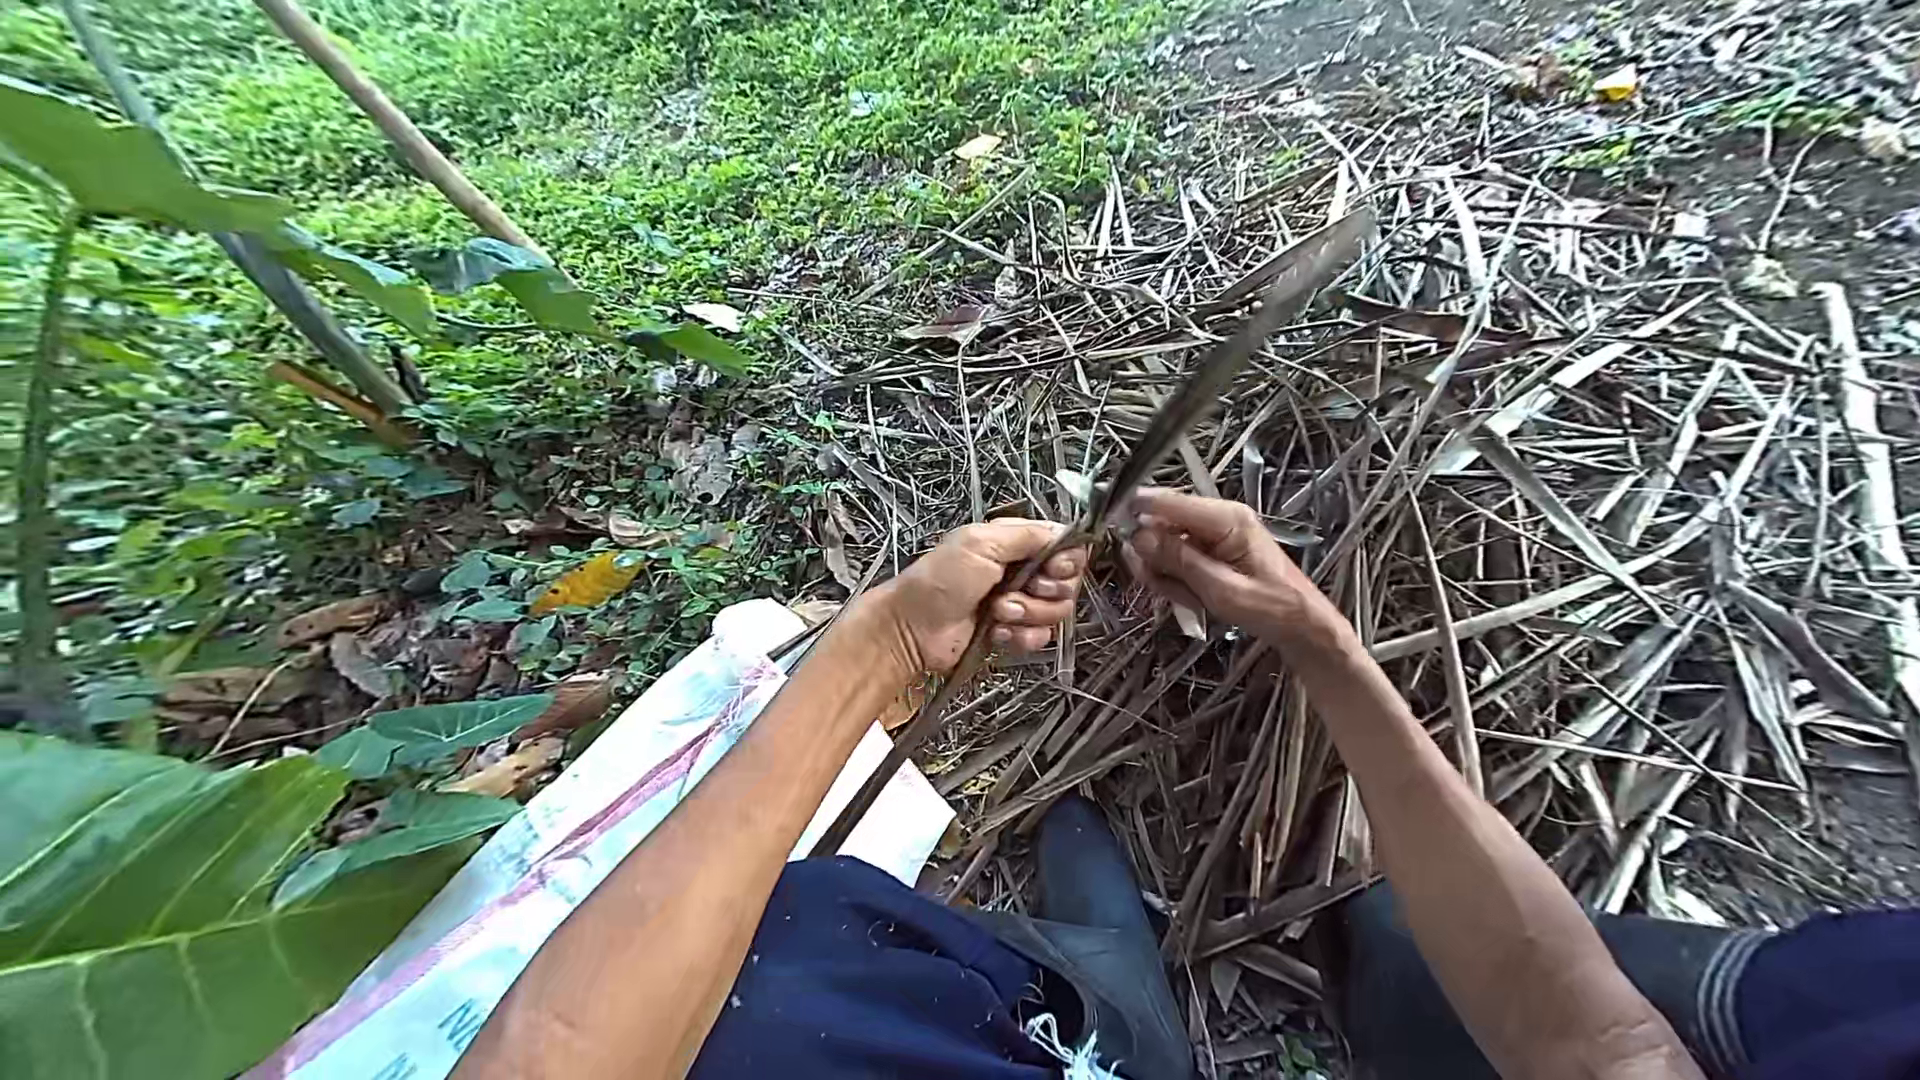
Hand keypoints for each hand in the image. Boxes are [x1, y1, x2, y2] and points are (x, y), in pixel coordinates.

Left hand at [869, 519, 1085, 674]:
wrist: (914, 628)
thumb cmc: (938, 581)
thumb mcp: (980, 543)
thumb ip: (1026, 534)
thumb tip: (1061, 532)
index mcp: (1012, 542)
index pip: (1063, 545)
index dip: (1065, 559)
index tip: (1051, 567)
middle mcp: (1020, 570)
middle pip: (1066, 581)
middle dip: (1045, 590)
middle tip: (1019, 588)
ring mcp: (1017, 602)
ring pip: (1055, 611)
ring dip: (1028, 613)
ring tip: (999, 610)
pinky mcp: (1013, 631)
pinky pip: (1040, 636)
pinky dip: (1022, 636)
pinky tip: (998, 632)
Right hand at [1120, 488, 1339, 652]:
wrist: (1301, 626)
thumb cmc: (1272, 608)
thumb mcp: (1222, 590)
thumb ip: (1179, 561)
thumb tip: (1138, 537)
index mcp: (1226, 518)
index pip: (1169, 502)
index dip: (1135, 508)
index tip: (1107, 522)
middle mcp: (1216, 517)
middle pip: (1159, 524)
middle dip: (1153, 557)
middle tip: (1164, 588)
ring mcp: (1211, 532)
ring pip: (1161, 544)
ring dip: (1163, 573)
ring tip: (1187, 598)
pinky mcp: (1207, 547)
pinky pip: (1173, 556)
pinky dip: (1173, 578)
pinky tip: (1190, 596)